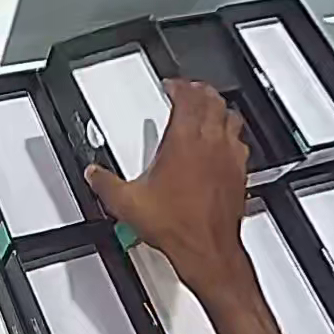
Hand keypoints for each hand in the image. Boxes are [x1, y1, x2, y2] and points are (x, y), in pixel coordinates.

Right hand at [85, 79, 253, 300]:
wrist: (204, 247)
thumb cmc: (176, 225)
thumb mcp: (126, 202)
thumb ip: (105, 183)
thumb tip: (94, 173)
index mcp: (184, 142)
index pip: (188, 98)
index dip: (179, 87)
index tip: (172, 86)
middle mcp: (211, 144)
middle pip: (213, 101)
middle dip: (200, 91)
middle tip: (189, 91)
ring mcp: (229, 157)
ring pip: (231, 117)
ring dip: (218, 108)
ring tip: (207, 108)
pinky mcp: (239, 173)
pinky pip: (239, 142)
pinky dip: (229, 134)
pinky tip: (222, 143)